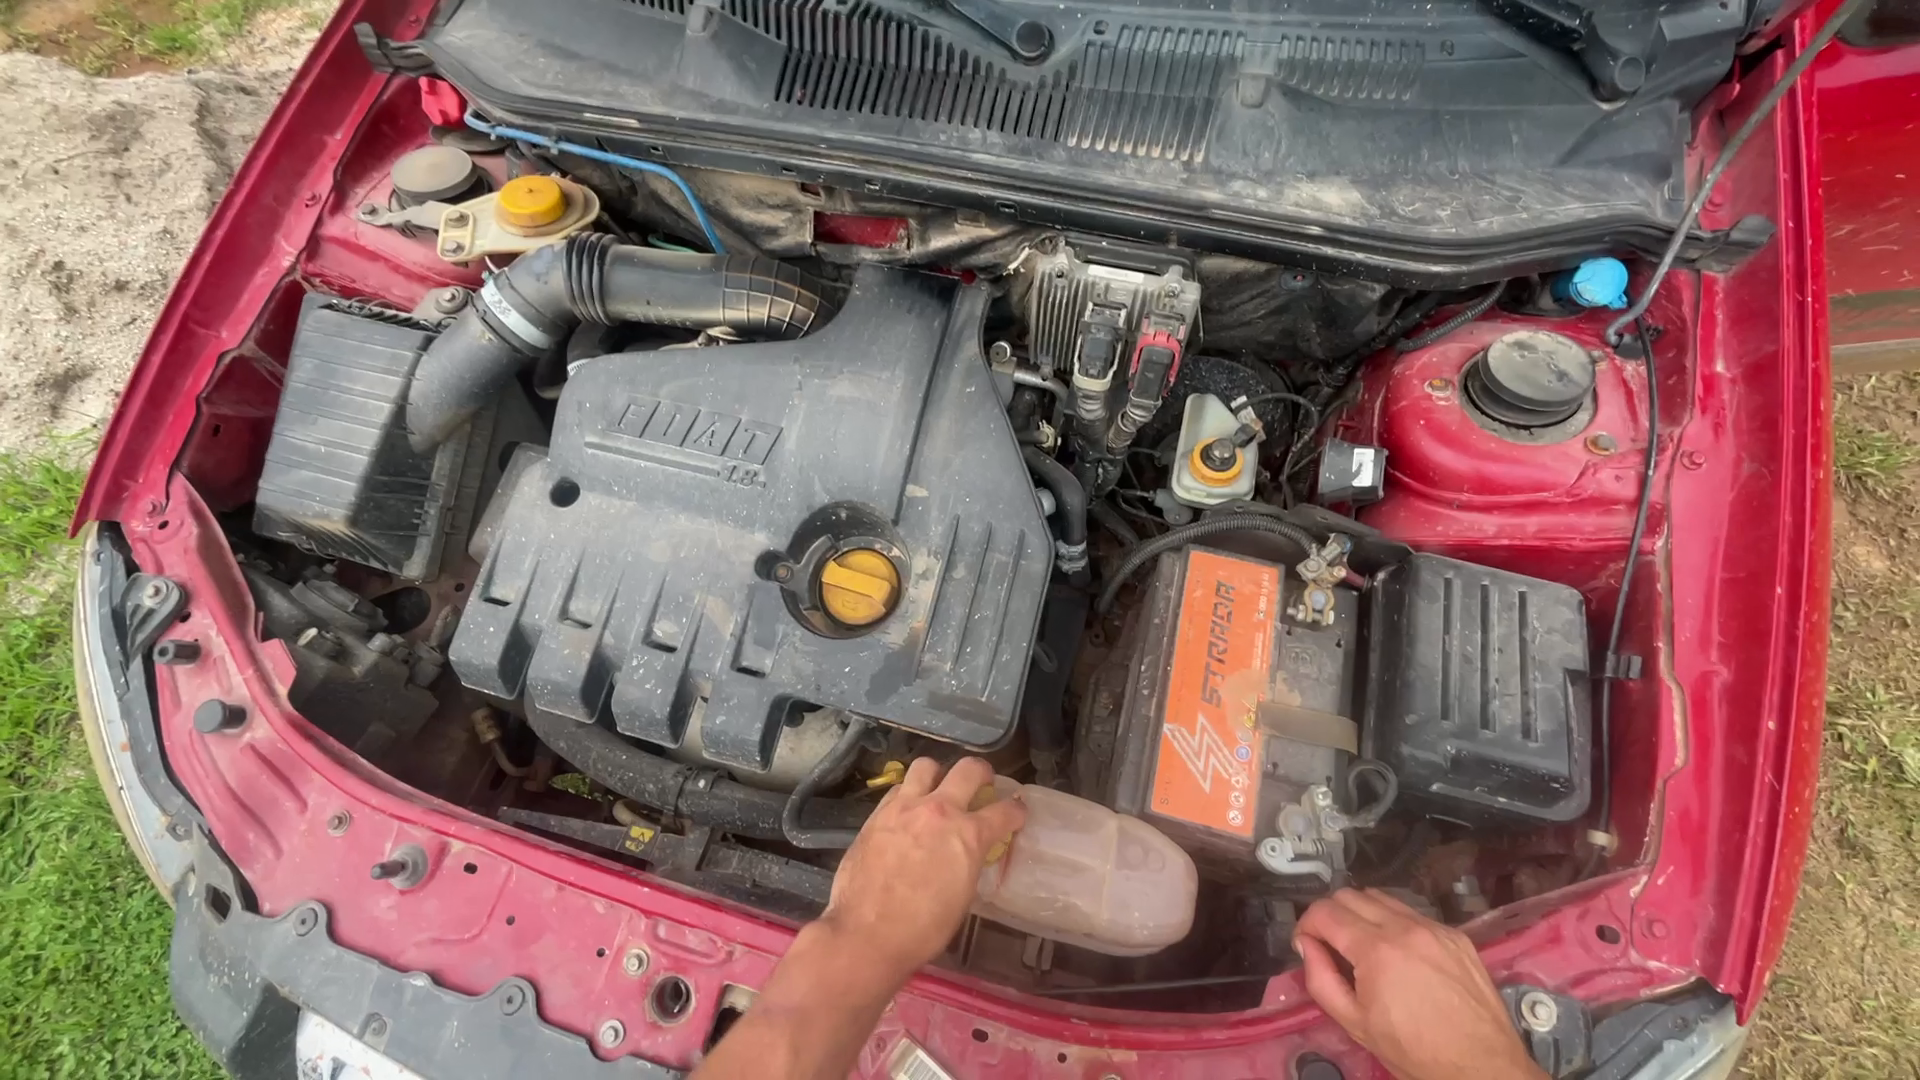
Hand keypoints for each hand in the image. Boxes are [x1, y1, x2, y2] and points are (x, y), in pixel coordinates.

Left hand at [819, 757, 1026, 981]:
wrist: (866, 934)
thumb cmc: (922, 929)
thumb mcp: (962, 897)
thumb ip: (968, 862)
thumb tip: (966, 853)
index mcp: (967, 836)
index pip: (1004, 812)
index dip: (1016, 810)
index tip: (1017, 811)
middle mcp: (939, 811)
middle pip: (968, 770)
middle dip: (982, 773)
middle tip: (983, 782)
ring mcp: (905, 807)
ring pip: (927, 765)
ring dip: (938, 774)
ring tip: (938, 788)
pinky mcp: (877, 813)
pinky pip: (898, 789)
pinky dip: (908, 794)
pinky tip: (907, 811)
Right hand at [1295, 889, 1545, 1079]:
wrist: (1485, 1072)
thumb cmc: (1415, 1052)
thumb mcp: (1354, 1023)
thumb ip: (1319, 978)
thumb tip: (1307, 945)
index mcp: (1376, 949)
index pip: (1324, 911)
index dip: (1306, 925)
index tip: (1307, 944)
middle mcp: (1404, 927)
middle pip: (1348, 895)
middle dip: (1330, 915)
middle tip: (1332, 945)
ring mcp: (1434, 928)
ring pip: (1380, 897)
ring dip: (1361, 914)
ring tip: (1364, 945)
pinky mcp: (1456, 936)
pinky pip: (1412, 914)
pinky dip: (1394, 924)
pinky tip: (1401, 955)